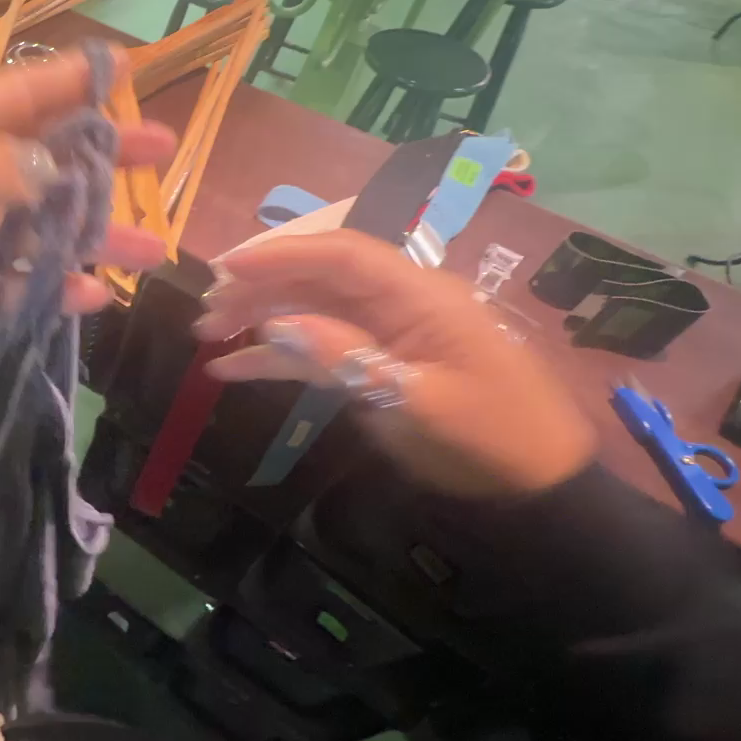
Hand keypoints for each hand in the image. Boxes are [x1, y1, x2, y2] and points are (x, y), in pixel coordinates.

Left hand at [0, 49, 173, 355]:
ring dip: (89, 235)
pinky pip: (12, 287)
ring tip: (148, 248)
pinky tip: (92, 298)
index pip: (18, 94)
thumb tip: (60, 168)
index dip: (70, 81)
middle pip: (41, 159)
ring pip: (37, 228)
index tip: (127, 70)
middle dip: (100, 157)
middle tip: (161, 154)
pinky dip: (50, 291)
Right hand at [194, 230, 595, 497]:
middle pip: (318, 278)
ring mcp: (383, 332)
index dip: (282, 253)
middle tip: (206, 308)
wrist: (534, 486)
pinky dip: (275, 357)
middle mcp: (398, 302)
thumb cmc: (490, 440)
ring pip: (309, 309)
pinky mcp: (373, 361)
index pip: (343, 256)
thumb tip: (277, 327)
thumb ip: (349, 360)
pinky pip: (316, 348)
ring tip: (206, 332)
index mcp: (422, 296)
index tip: (227, 266)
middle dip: (259, 287)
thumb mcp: (420, 403)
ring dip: (258, 317)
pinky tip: (230, 368)